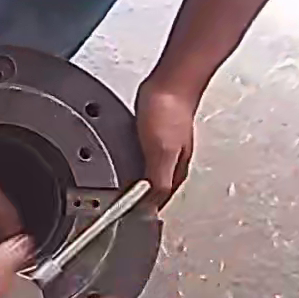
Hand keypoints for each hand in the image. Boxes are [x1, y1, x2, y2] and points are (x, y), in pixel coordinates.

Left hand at [135, 77, 198, 208]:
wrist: (171, 81)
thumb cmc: (169, 110)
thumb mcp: (161, 151)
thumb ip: (157, 180)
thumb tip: (150, 205)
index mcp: (177, 170)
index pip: (159, 200)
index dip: (142, 210)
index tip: (124, 216)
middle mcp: (173, 161)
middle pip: (156, 189)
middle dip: (140, 199)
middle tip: (122, 207)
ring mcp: (164, 146)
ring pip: (150, 173)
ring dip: (137, 182)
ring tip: (124, 190)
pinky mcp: (156, 133)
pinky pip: (144, 156)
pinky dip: (134, 164)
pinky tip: (127, 161)